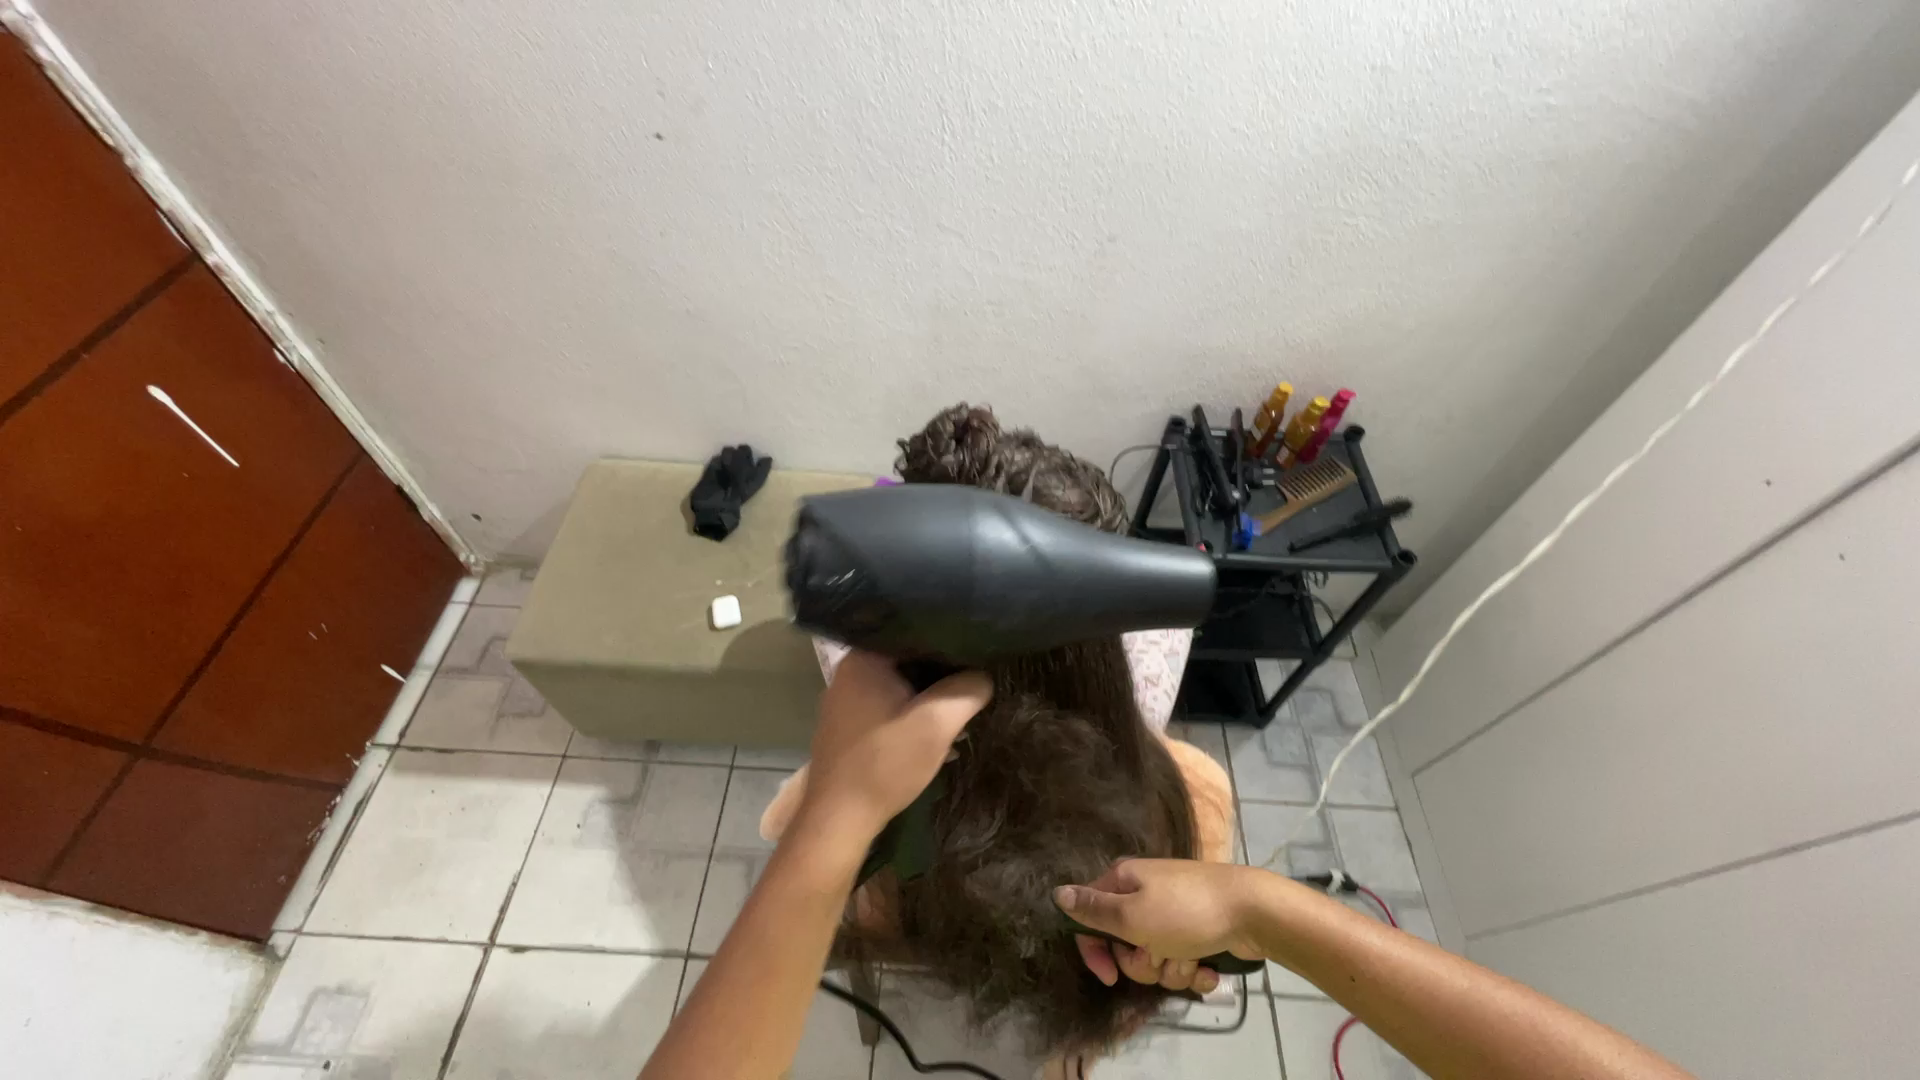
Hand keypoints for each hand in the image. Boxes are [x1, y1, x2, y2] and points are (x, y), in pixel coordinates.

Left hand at [799, 651, 992, 841]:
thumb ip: (966, 690)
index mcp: (865, 658)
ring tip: (960, 705)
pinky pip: (888, 703)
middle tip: (974, 680)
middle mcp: (850, 670)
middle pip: (909, 658)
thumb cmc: (884, 764)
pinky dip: (911, 711)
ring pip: (900, 682)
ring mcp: (846, 698)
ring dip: (928, 695)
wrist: (839, 820)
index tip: (978, 652)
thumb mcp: (936, 725)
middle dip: (941, 672)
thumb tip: (984, 676)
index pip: (916, 631)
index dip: (950, 641)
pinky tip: (933, 728)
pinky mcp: (849, 724)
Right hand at [1055, 859, 1268, 992]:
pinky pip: (1181, 960)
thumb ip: (1093, 910)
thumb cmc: (1186, 912)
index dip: (1095, 950)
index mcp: (1123, 882)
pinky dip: (1193, 969)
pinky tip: (1209, 968)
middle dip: (1143, 962)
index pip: (1090, 918)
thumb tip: (1056, 894)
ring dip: (1170, 969)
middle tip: (1160, 954)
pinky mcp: (1195, 931)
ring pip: (1154, 958)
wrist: (1252, 911)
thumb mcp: (1132, 916)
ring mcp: (1170, 912)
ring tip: (1191, 959)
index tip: (1110, 977)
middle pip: (1123, 945)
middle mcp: (1143, 893)